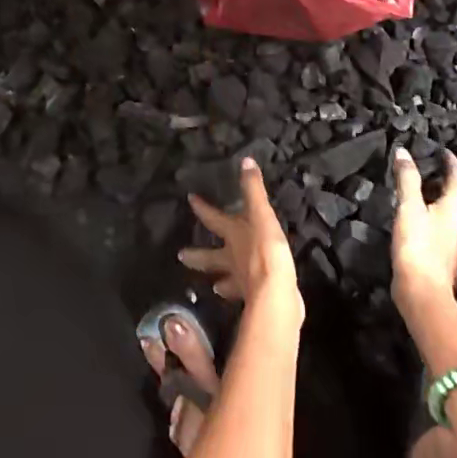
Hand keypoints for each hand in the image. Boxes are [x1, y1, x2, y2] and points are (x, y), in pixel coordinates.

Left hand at [181, 158, 300, 310]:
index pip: (212, 217)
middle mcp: (231, 258)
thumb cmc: (266, 250)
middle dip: (196, 255)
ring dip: (218, 279)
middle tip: (180, 255)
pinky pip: (242, 295)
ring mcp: (239, 280)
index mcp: (232, 235)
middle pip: (209, 256)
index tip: (190, 199)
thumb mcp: (261, 214)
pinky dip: (238, 295)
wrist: (276, 293)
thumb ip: (253, 189)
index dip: (201, 207)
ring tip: (213, 285)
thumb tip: (245, 160)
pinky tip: (237, 297)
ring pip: (224, 279)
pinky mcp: (252, 297)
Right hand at [389, 149, 456, 306]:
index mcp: (453, 215)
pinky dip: (449, 241)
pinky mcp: (447, 269)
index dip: (453, 166)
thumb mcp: (409, 208)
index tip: (446, 153)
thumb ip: (407, 180)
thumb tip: (404, 152)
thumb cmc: (418, 246)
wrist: (421, 292)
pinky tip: (437, 241)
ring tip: (452, 217)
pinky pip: (454, 249)